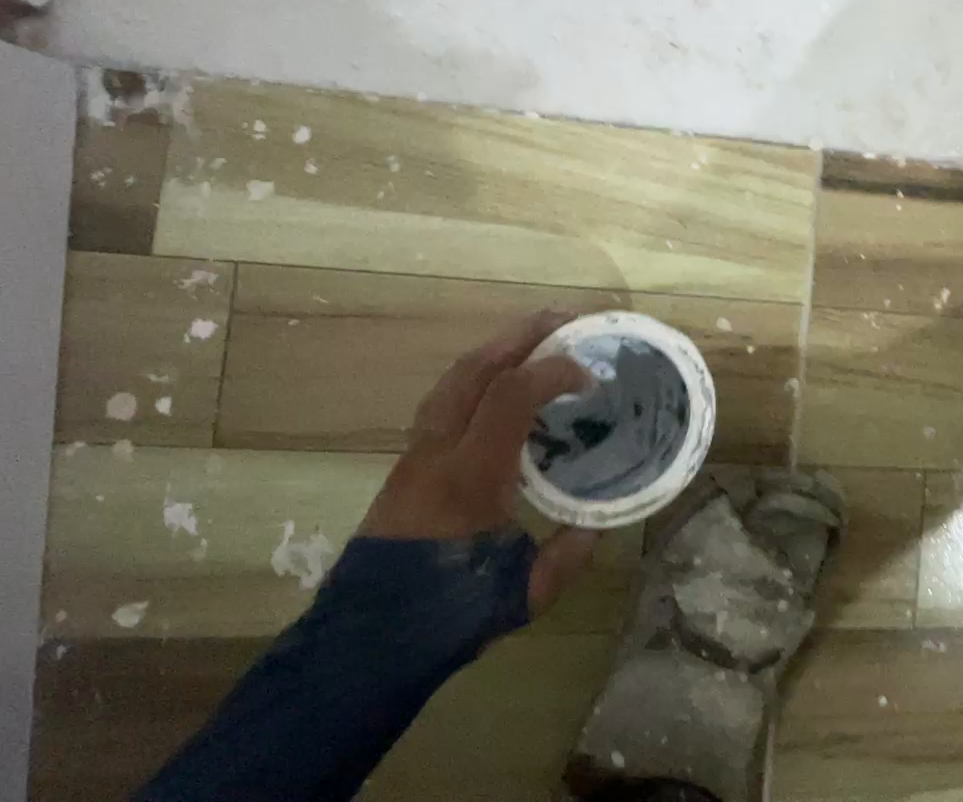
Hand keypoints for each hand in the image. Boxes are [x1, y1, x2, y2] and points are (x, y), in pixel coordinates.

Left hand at [360, 309, 599, 614]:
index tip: (590, 376)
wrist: (362, 641)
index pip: (509, 396)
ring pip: (453, 378)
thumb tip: (600, 522)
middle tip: (566, 320)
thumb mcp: (524, 593)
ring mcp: (417, 453)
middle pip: (474, 369)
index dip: (553, 371)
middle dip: (522, 335)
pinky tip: (503, 384)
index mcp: (469, 476)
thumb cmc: (444, 616)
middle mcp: (437, 451)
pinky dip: (480, 375)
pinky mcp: (409, 463)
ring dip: (498, 349)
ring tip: (537, 340)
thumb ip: (569, 554)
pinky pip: (446, 398)